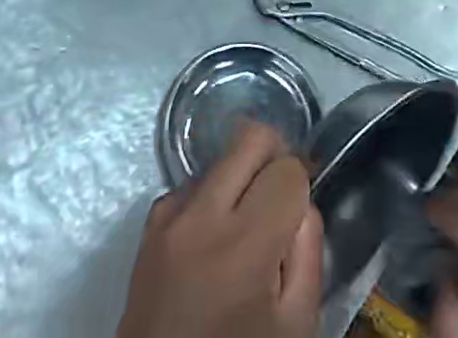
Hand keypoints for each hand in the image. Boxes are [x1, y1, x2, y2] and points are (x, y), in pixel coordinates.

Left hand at [116, 121, 322, 337]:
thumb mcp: (297, 325)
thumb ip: (308, 251)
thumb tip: (301, 202)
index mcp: (244, 245)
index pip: (287, 168)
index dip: (302, 185)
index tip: (300, 212)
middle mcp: (201, 216)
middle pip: (250, 138)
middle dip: (275, 156)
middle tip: (280, 196)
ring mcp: (169, 216)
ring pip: (222, 157)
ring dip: (241, 177)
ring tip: (244, 225)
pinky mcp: (149, 226)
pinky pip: (192, 185)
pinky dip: (211, 198)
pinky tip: (213, 239)